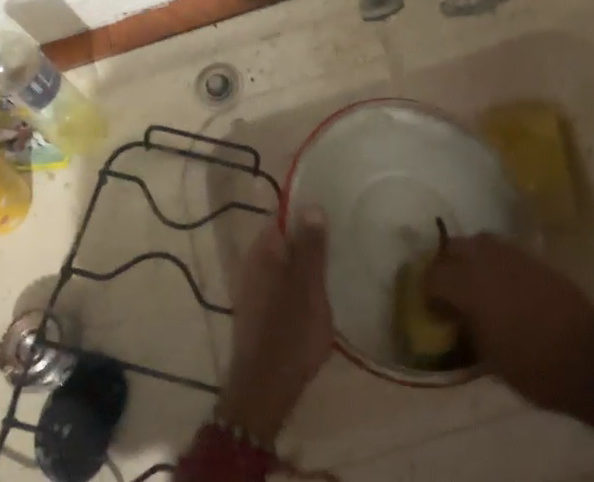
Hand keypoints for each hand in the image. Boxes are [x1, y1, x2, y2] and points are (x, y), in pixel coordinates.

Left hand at [216, 207, 333, 444]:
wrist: (264, 388)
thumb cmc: (291, 332)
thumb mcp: (309, 286)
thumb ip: (310, 247)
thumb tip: (311, 205)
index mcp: (262, 251)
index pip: (283, 216)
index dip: (308, 213)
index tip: (335, 216)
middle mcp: (252, 263)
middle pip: (283, 239)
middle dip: (309, 239)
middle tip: (341, 243)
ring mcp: (253, 287)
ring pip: (283, 263)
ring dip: (305, 264)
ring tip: (336, 267)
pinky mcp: (258, 309)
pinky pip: (281, 283)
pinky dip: (298, 283)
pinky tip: (318, 295)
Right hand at [425, 234, 593, 415]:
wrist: (590, 362)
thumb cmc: (534, 369)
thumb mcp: (489, 359)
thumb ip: (467, 329)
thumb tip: (457, 318)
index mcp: (471, 287)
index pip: (434, 274)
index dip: (428, 290)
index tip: (433, 307)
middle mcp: (489, 263)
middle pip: (455, 247)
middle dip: (446, 263)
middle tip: (449, 287)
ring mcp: (517, 257)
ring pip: (482, 240)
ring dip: (472, 255)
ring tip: (476, 279)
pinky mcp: (539, 261)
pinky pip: (508, 250)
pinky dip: (498, 260)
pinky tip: (505, 283)